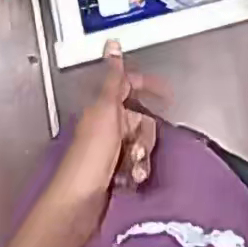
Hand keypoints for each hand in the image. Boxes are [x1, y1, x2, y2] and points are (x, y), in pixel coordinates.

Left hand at [42, 40, 162, 237]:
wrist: (79, 204)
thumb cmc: (91, 156)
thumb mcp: (106, 111)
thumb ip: (112, 78)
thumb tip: (112, 43)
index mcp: (102, 106)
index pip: (127, 85)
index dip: (147, 86)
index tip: (168, 95)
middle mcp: (106, 124)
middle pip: (140, 118)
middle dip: (145, 134)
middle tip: (137, 148)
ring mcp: (111, 149)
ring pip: (141, 143)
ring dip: (142, 156)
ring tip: (134, 169)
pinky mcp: (115, 172)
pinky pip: (137, 165)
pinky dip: (138, 172)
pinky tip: (133, 181)